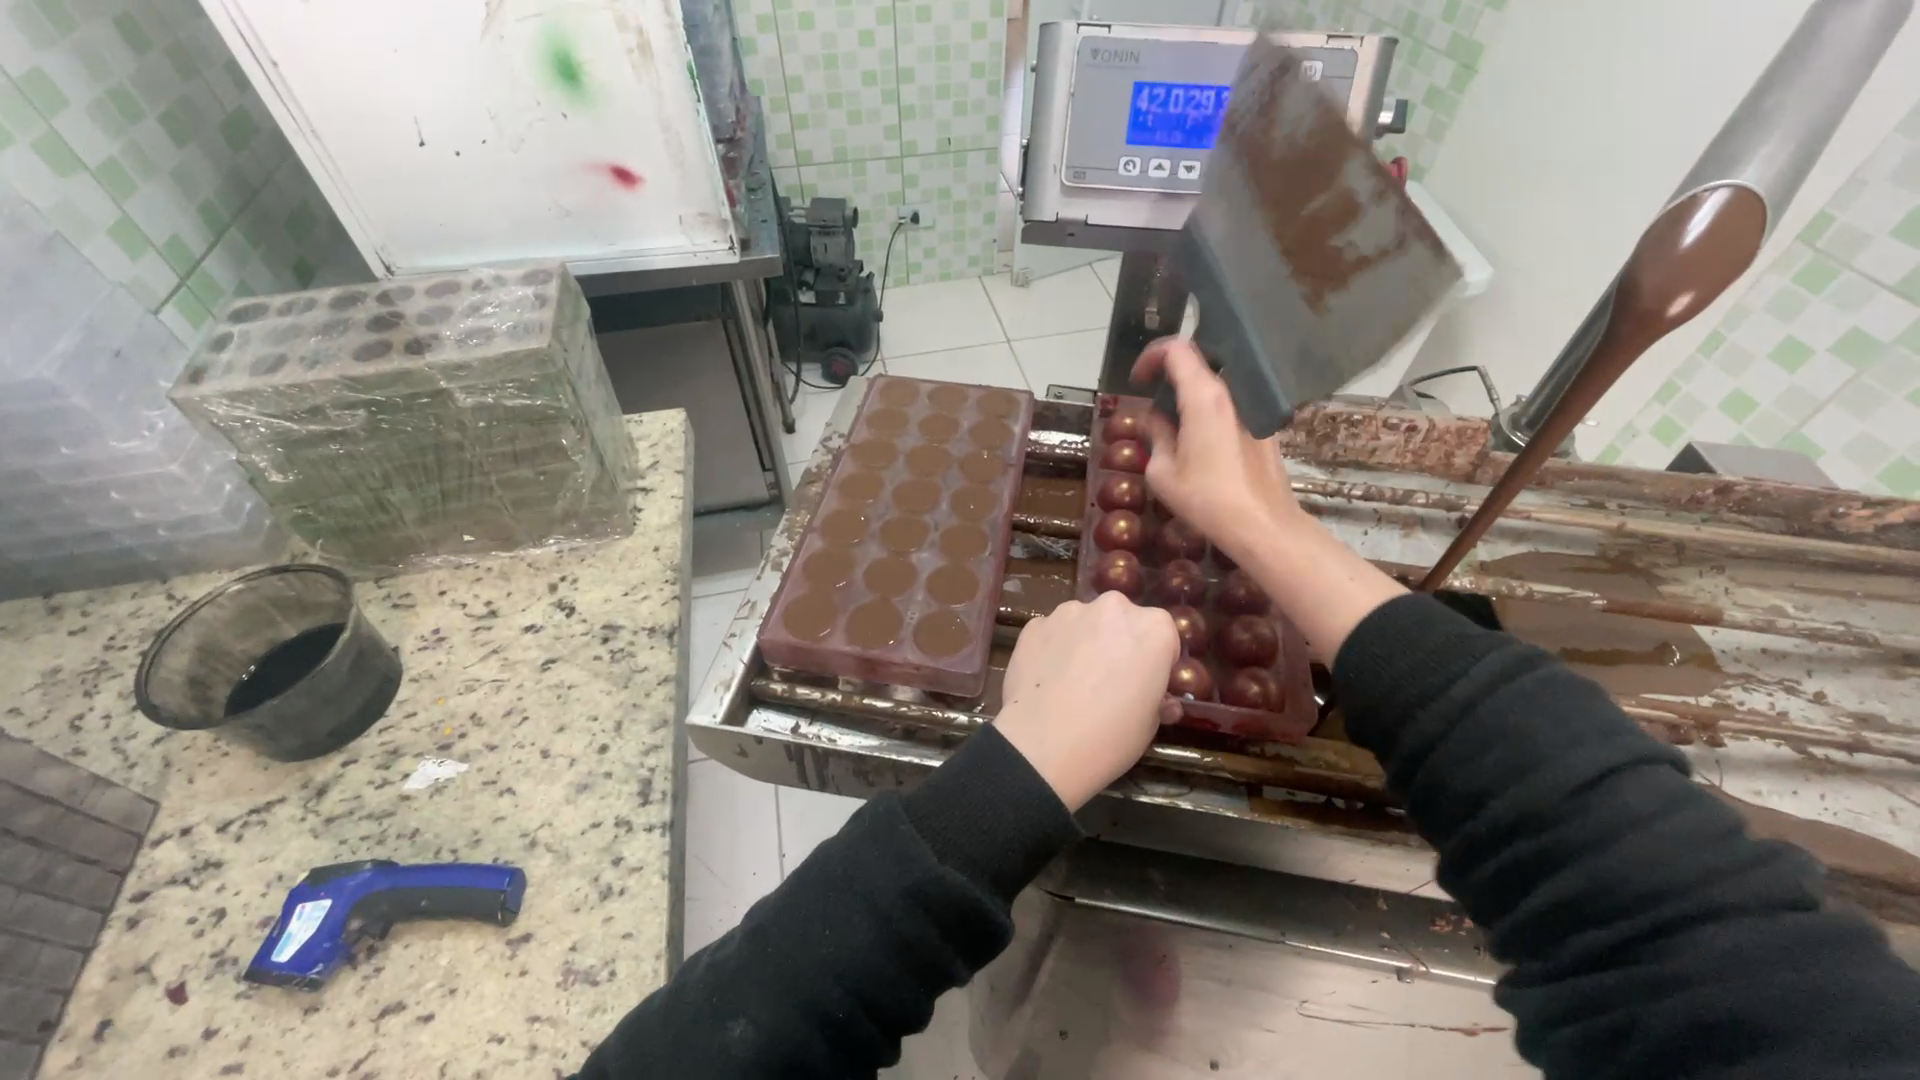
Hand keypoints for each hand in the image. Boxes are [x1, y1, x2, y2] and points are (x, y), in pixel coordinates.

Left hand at [994, 593, 1180, 810]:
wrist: (1043, 746)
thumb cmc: (1110, 736)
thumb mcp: (1150, 723)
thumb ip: (1156, 697)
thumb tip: (1158, 700)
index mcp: (1153, 628)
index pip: (1164, 635)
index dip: (1155, 660)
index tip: (1145, 682)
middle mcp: (1112, 608)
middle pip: (1121, 621)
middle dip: (1118, 643)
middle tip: (1109, 679)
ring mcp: (1068, 612)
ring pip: (1084, 622)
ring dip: (1084, 641)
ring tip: (1073, 680)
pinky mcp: (1034, 625)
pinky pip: (1052, 633)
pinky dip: (1053, 649)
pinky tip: (1047, 680)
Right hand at [1130, 338, 1306, 565]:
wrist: (1262, 525)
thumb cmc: (1207, 500)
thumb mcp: (1162, 472)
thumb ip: (1156, 436)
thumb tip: (1157, 421)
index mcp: (1204, 396)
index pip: (1177, 350)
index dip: (1151, 356)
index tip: (1138, 380)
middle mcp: (1232, 393)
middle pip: (1200, 362)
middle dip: (1172, 374)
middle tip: (1153, 398)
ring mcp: (1253, 408)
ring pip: (1218, 383)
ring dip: (1192, 393)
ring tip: (1174, 421)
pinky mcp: (1264, 426)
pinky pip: (1232, 403)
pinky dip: (1211, 409)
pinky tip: (1200, 440)